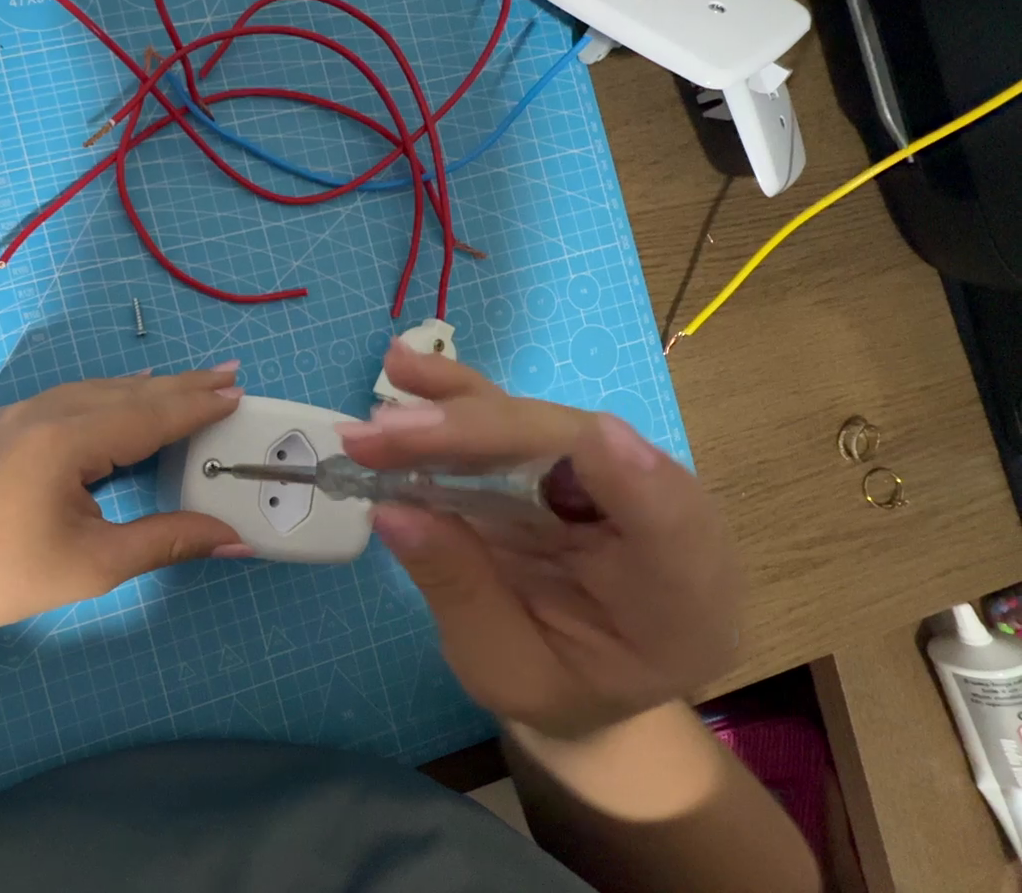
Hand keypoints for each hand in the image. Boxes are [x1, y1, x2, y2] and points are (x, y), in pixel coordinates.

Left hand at [0, 364, 246, 642]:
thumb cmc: (14, 577)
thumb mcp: (99, 563)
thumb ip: (169, 540)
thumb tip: (234, 536)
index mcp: (63, 441)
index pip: (145, 415)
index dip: (194, 405)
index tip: (237, 392)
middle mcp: (41, 413)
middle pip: (124, 393)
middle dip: (180, 386)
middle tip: (229, 375)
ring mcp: (20, 415)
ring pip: (97, 390)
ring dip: (147, 388)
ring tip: (194, 384)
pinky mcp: (10, 426)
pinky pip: (72, 398)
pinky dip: (111, 395)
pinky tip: (131, 392)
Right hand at [339, 341, 739, 738]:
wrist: (582, 685)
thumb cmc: (556, 691)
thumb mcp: (505, 668)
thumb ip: (460, 591)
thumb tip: (389, 510)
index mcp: (679, 598)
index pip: (673, 524)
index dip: (634, 476)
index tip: (591, 439)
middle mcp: (656, 518)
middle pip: (578, 451)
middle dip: (478, 434)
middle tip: (383, 437)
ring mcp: (607, 481)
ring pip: (539, 422)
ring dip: (458, 404)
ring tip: (392, 377)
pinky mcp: (561, 463)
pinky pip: (510, 422)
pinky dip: (458, 397)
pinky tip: (409, 370)